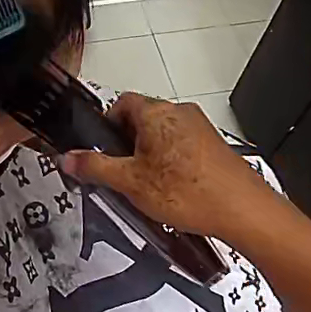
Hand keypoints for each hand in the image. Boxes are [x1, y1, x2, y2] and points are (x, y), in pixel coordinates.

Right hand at [60, 93, 287, 241]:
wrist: (240, 209)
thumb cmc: (192, 192)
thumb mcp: (129, 183)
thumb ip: (95, 167)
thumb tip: (70, 158)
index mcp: (155, 112)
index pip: (120, 102)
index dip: (106, 124)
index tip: (101, 146)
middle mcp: (179, 112)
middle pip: (142, 119)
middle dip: (128, 144)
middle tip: (121, 172)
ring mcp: (200, 128)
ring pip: (163, 134)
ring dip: (151, 155)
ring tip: (147, 186)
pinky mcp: (213, 146)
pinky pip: (183, 147)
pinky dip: (172, 163)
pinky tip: (172, 191)